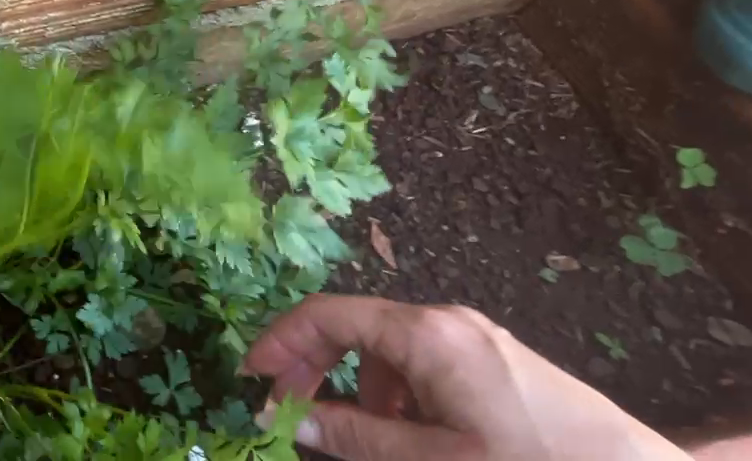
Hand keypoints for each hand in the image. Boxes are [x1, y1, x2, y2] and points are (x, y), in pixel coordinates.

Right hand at [243, 294, 688, 460]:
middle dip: (312, 364)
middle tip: (287, 408)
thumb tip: (288, 420)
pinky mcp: (500, 364)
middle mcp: (444, 321)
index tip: (252, 380)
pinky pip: (424, 363)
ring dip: (356, 384)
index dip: (279, 343)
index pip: (326, 316)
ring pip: (387, 347)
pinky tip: (408, 433)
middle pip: (352, 326)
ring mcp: (475, 339)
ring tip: (354, 431)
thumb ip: (356, 436)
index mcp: (424, 332)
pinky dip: (397, 392)